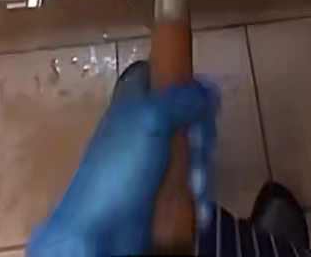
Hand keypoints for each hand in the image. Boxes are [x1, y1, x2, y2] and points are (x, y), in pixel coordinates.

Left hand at [28, 60, 218, 256]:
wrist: (99, 238)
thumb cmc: (120, 168)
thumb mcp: (151, 118)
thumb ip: (183, 97)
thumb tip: (211, 88)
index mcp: (134, 100)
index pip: (162, 73)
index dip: (183, 80)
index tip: (201, 98)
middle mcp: (145, 126)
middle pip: (187, 113)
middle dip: (200, 133)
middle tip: (198, 149)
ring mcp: (153, 162)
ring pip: (192, 149)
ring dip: (201, 168)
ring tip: (196, 188)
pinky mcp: (162, 194)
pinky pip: (190, 182)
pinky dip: (198, 193)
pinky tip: (198, 206)